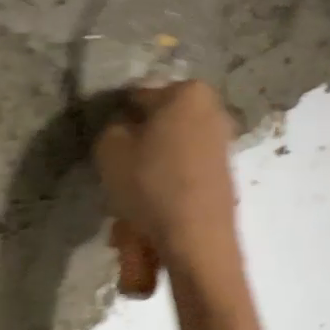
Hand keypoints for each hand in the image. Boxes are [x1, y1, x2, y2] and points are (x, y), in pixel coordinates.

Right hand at [95, 82, 240, 295]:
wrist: (195, 237)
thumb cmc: (150, 185)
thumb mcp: (109, 151)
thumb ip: (110, 129)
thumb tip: (121, 128)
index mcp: (186, 92)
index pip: (137, 96)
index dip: (116, 118)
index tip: (105, 142)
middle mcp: (212, 108)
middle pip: (159, 122)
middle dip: (139, 141)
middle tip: (118, 168)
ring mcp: (223, 141)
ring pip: (171, 147)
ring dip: (151, 165)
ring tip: (133, 194)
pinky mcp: (224, 171)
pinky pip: (184, 169)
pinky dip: (167, 182)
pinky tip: (153, 206)